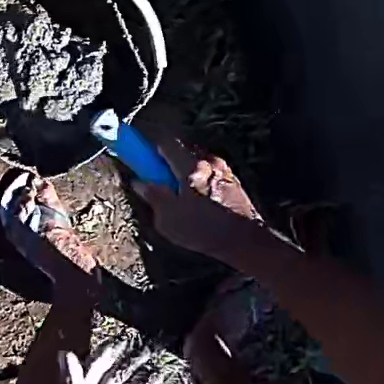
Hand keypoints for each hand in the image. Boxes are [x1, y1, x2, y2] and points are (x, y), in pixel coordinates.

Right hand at [129, 141, 262, 258]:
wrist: (247, 241)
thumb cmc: (205, 231)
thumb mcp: (169, 219)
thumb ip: (153, 196)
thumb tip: (140, 183)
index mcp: (190, 166)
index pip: (163, 141)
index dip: (146, 147)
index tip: (136, 154)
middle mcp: (208, 160)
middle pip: (179, 150)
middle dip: (164, 162)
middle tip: (156, 182)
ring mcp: (223, 168)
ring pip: (194, 161)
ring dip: (182, 172)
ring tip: (179, 197)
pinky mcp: (232, 179)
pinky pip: (207, 172)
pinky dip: (197, 180)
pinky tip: (196, 202)